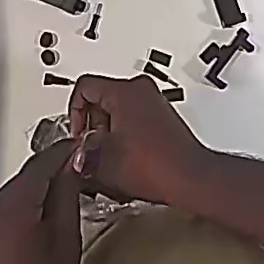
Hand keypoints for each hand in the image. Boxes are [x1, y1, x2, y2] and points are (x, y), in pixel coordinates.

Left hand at [0, 140, 83, 263]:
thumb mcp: (66, 243)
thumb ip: (67, 194)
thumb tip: (74, 162)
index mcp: (9, 207)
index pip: (41, 162)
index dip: (66, 151)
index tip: (88, 144)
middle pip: (27, 176)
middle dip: (54, 171)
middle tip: (84, 171)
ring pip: (19, 192)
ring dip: (42, 190)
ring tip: (71, 194)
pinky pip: (9, 209)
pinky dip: (29, 207)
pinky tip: (48, 219)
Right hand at [68, 74, 213, 205]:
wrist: (189, 177)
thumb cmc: (157, 164)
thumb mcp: (105, 161)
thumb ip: (82, 153)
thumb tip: (77, 154)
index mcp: (124, 91)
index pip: (85, 86)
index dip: (74, 112)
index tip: (77, 134)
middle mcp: (140, 89)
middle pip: (101, 95)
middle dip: (92, 124)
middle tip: (91, 147)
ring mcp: (153, 100)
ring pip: (117, 106)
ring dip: (107, 130)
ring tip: (109, 156)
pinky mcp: (161, 114)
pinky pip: (133, 115)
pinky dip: (123, 132)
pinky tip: (124, 157)